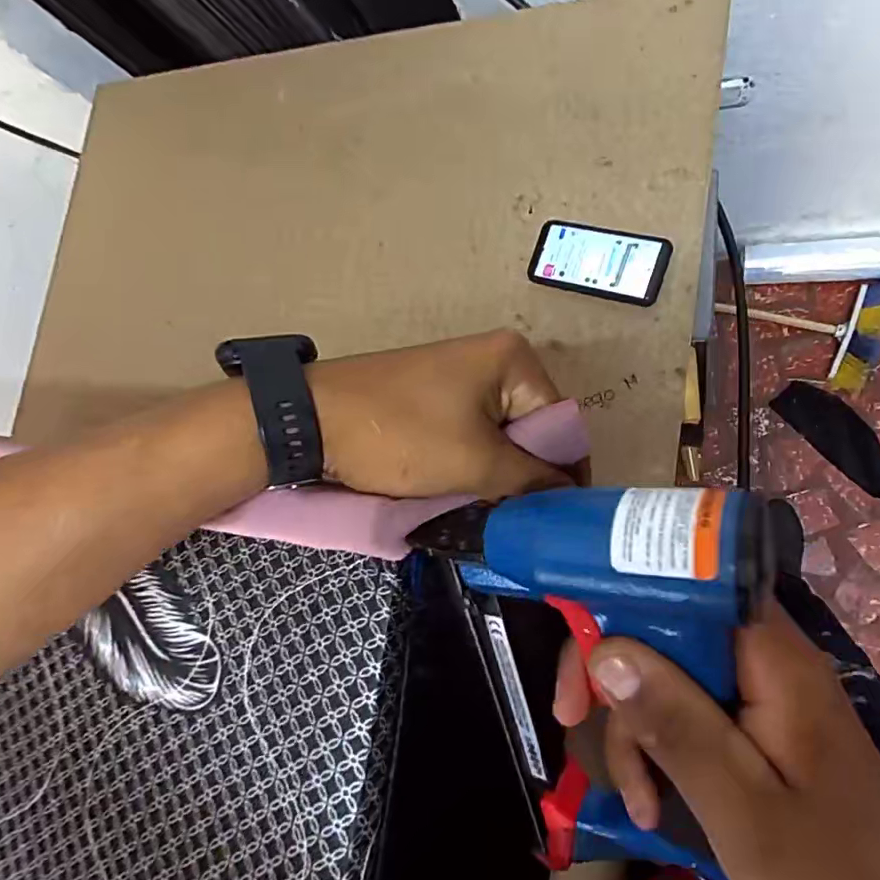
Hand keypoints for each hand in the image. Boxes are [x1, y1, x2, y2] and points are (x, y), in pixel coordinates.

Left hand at [307, 329, 574, 498]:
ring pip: (502, 438)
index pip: (562, 423)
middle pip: (534, 430)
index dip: (565, 473)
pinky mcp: (437, 395)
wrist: (310, 422)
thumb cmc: (400, 435)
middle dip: (528, 476)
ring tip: (490, 510)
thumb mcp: (476, 464)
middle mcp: (495, 360)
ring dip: (499, 475)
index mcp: (513, 360)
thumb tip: (568, 497)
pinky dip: (474, 464)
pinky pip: (474, 435)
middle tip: (522, 519)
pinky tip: (464, 490)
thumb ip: (531, 481)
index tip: (560, 517)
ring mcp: (463, 376)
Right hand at [558, 600, 879, 879]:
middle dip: (615, 675)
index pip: (685, 586)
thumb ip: (677, 726)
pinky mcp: (757, 711)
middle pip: (667, 626)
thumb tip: (607, 652)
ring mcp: (762, 681)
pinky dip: (662, 740)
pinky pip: (689, 700)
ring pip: (670, 667)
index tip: (580, 666)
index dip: (621, 605)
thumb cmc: (831, 873)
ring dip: (638, 723)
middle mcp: (766, 650)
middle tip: (574, 720)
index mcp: (771, 655)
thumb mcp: (741, 808)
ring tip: (638, 797)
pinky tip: (655, 795)